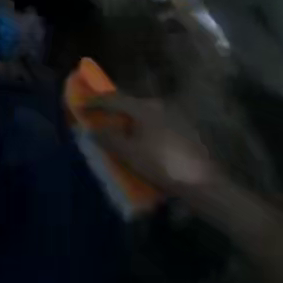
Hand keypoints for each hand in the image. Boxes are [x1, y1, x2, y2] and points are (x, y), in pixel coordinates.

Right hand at [82, 95, 221, 195]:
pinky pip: (156, 124)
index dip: (96, 102)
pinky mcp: (184, 129)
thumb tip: (91, 128)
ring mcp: (175, 116)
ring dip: (129, 122)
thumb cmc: (161, 165)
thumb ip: (108, 139)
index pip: (114, 99)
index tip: (81, 105)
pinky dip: (143, 129)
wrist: (201, 183)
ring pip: (144, 114)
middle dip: (113, 111)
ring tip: (119, 134)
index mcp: (145, 108)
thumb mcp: (129, 154)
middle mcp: (160, 106)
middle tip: (99, 118)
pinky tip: (142, 143)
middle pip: (130, 104)